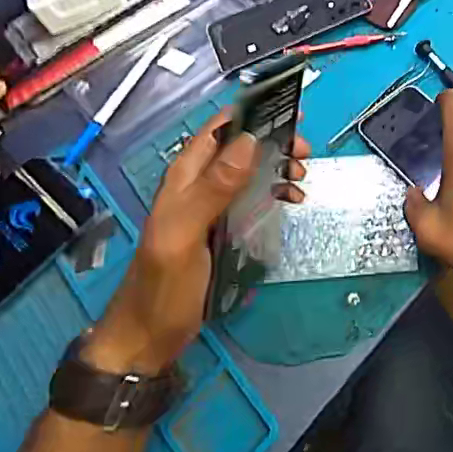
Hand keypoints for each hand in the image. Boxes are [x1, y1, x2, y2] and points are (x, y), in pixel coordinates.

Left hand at [84, 106, 307, 373]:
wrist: (148, 340)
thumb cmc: (162, 287)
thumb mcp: (184, 235)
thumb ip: (214, 188)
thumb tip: (249, 140)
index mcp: (186, 176)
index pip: (221, 128)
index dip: (253, 113)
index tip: (290, 111)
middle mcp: (199, 183)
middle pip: (241, 145)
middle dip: (275, 141)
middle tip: (304, 152)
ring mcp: (212, 205)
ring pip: (251, 169)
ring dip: (278, 165)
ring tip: (301, 177)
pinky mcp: (224, 226)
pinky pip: (254, 196)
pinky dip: (275, 191)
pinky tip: (290, 201)